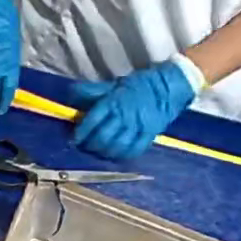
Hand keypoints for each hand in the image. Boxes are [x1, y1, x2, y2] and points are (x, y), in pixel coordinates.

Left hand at [68, 58, 199, 160]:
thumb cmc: (138, 85)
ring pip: (116, 147)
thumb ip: (93, 92)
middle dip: (91, 145)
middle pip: (102, 137)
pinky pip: (134, 150)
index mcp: (113, 101)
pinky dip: (123, 155)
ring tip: (100, 151)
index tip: (75, 138)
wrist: (168, 86)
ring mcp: (137, 126)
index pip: (92, 120)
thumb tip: (72, 93)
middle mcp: (124, 115)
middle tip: (86, 146)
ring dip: (104, 153)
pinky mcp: (149, 135)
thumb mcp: (114, 84)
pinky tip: (117, 154)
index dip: (81, 133)